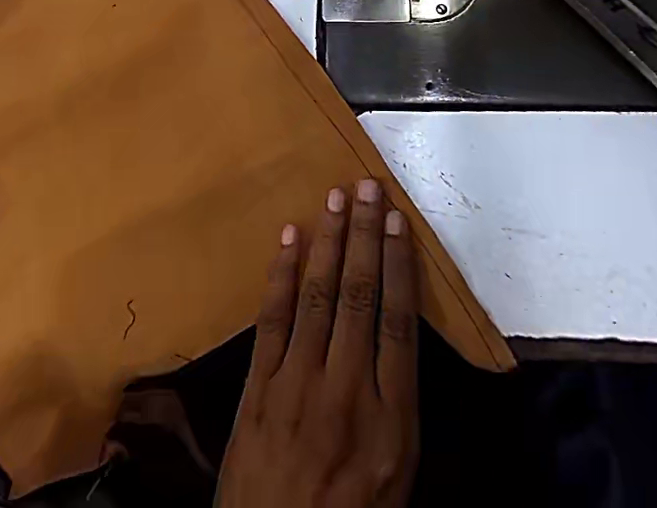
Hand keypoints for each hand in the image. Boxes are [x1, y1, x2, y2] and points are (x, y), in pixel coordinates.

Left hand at [217, 180, 419, 507]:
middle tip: (367, 188)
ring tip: (336, 199)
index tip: (398, 221)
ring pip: (317, 300)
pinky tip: (290, 239)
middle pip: (359, 297)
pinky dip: (282, 276)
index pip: (399, 321)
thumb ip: (399, 398)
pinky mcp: (257, 392)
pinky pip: (272, 322)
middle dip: (365, 237)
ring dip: (328, 243)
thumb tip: (399, 327)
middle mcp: (346, 392)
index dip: (399, 265)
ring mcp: (296, 388)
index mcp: (391, 417)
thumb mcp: (398, 469)